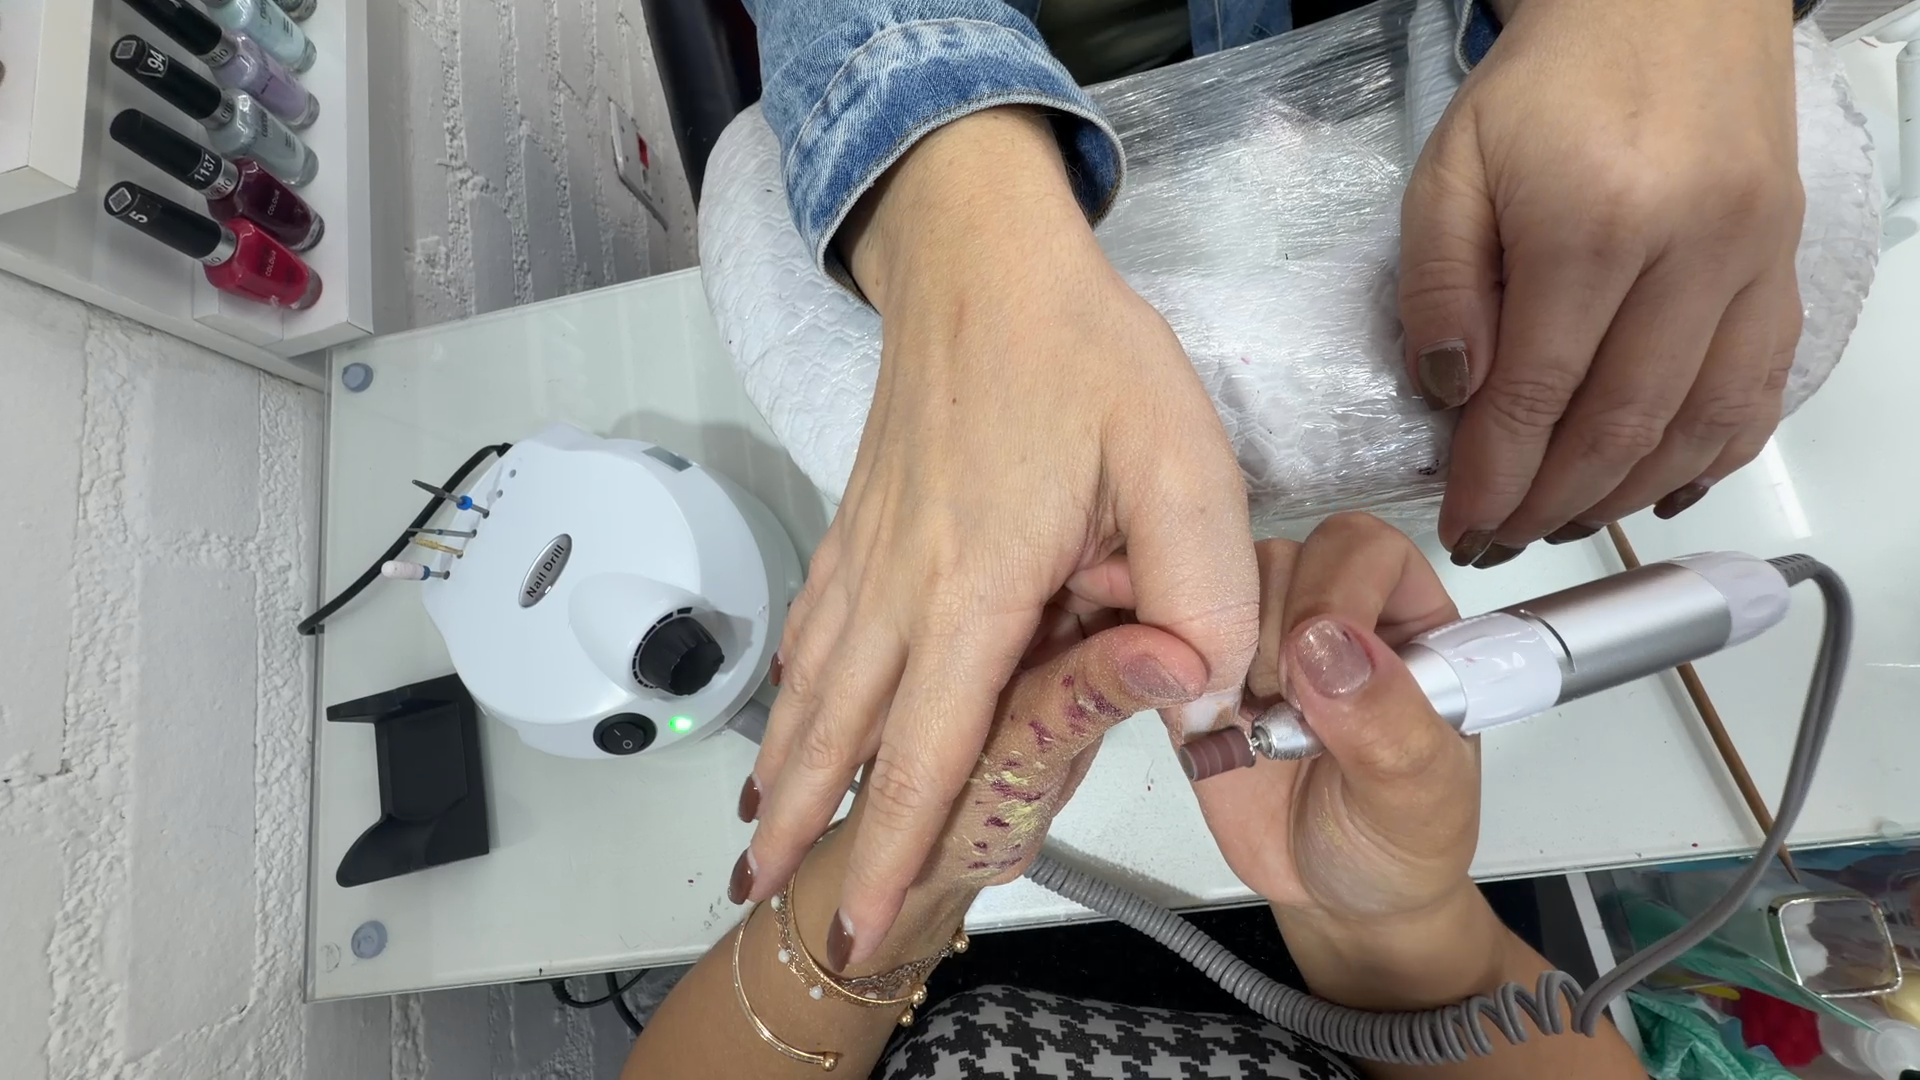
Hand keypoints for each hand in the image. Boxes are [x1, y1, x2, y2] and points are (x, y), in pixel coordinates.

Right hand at [740, 107, 1259, 969]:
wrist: (980, 262)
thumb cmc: (1081, 355)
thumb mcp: (1181, 461)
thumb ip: (1199, 588)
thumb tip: (1191, 695)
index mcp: (976, 587)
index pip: (929, 748)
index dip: (893, 847)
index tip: (850, 922)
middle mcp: (901, 584)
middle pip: (843, 728)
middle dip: (808, 825)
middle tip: (755, 897)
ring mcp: (867, 547)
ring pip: (813, 678)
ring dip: (784, 759)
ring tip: (755, 823)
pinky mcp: (860, 514)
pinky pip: (815, 617)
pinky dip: (791, 678)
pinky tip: (783, 699)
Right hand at [1184, 513, 1476, 927]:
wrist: (1323, 887)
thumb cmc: (1393, 841)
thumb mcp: (1418, 801)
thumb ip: (1388, 726)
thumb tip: (1326, 646)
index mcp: (1401, 617)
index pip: (1361, 550)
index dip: (1330, 592)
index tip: (1307, 671)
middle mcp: (1323, 608)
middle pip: (1274, 558)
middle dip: (1261, 634)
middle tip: (1267, 711)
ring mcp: (1251, 634)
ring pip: (1210, 586)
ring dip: (1208, 650)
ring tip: (1229, 719)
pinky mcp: (1193, 664)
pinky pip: (1158, 626)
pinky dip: (1146, 644)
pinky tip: (1163, 689)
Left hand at [1400, 0, 1802, 566]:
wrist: (1663, 3)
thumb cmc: (1537, 95)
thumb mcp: (1446, 183)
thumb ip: (1439, 291)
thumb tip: (1454, 392)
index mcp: (1595, 233)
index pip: (1535, 397)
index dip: (1495, 480)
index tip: (1463, 529)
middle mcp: (1697, 255)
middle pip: (1622, 425)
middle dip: (1551, 504)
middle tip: (1499, 543)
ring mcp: (1758, 260)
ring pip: (1701, 420)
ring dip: (1623, 493)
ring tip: (1558, 528)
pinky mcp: (1783, 262)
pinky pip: (1760, 383)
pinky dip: (1709, 452)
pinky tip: (1656, 489)